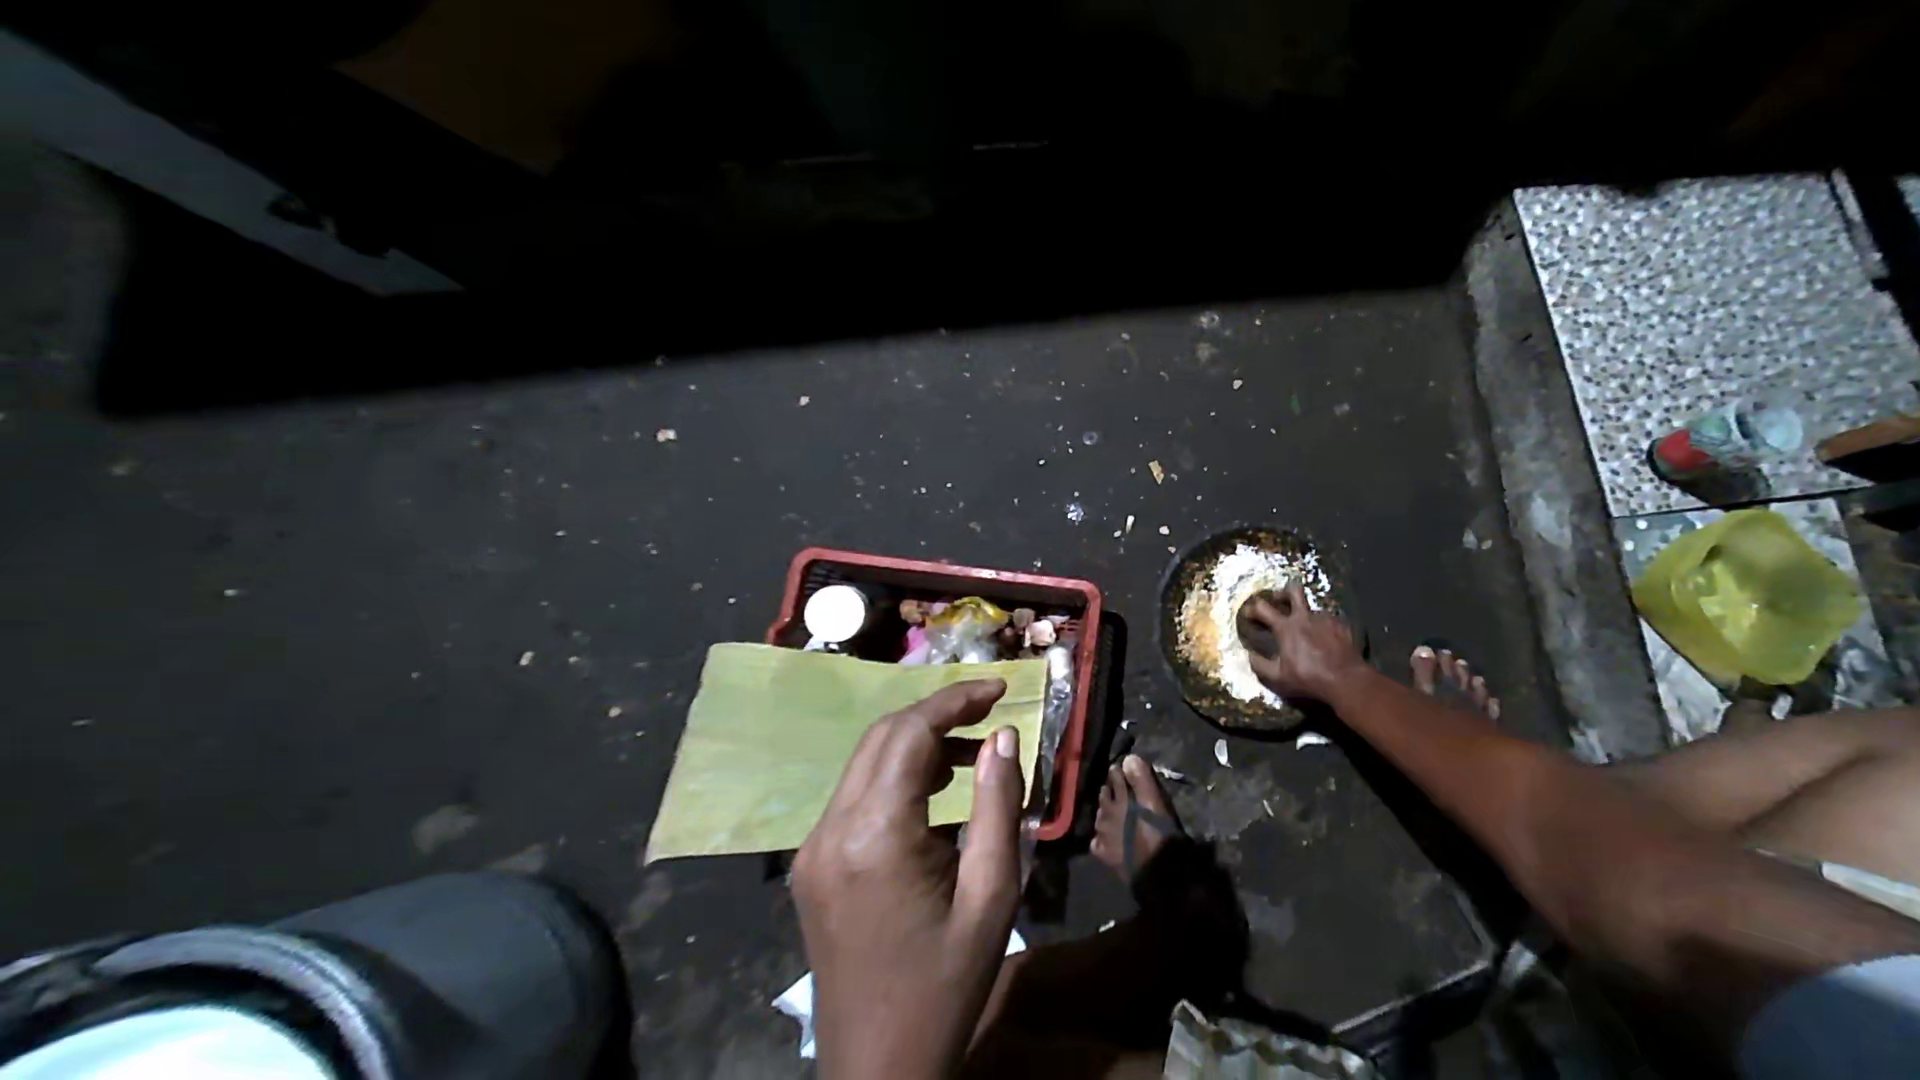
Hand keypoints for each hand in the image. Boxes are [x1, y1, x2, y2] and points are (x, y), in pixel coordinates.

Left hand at [793, 680, 1025, 1079]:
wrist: (877, 1068)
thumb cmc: (946, 988)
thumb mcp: (991, 898)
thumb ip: (1000, 807)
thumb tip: (1004, 737)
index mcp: (874, 836)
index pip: (909, 733)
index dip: (954, 700)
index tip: (998, 688)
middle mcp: (830, 828)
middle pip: (881, 737)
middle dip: (935, 716)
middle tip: (988, 716)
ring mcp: (813, 845)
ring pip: (865, 762)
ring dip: (916, 746)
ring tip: (971, 757)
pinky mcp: (812, 862)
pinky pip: (855, 795)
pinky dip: (896, 778)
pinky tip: (933, 796)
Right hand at [1244, 580, 1364, 699]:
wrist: (1347, 680)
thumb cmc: (1308, 678)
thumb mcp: (1277, 677)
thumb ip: (1259, 664)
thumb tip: (1249, 654)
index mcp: (1286, 627)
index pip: (1263, 607)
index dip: (1252, 608)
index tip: (1249, 614)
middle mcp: (1305, 618)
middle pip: (1293, 591)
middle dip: (1284, 592)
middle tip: (1280, 602)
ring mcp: (1326, 620)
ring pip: (1313, 609)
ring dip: (1306, 616)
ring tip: (1307, 630)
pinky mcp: (1343, 626)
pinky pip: (1329, 620)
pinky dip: (1323, 627)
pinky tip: (1325, 639)